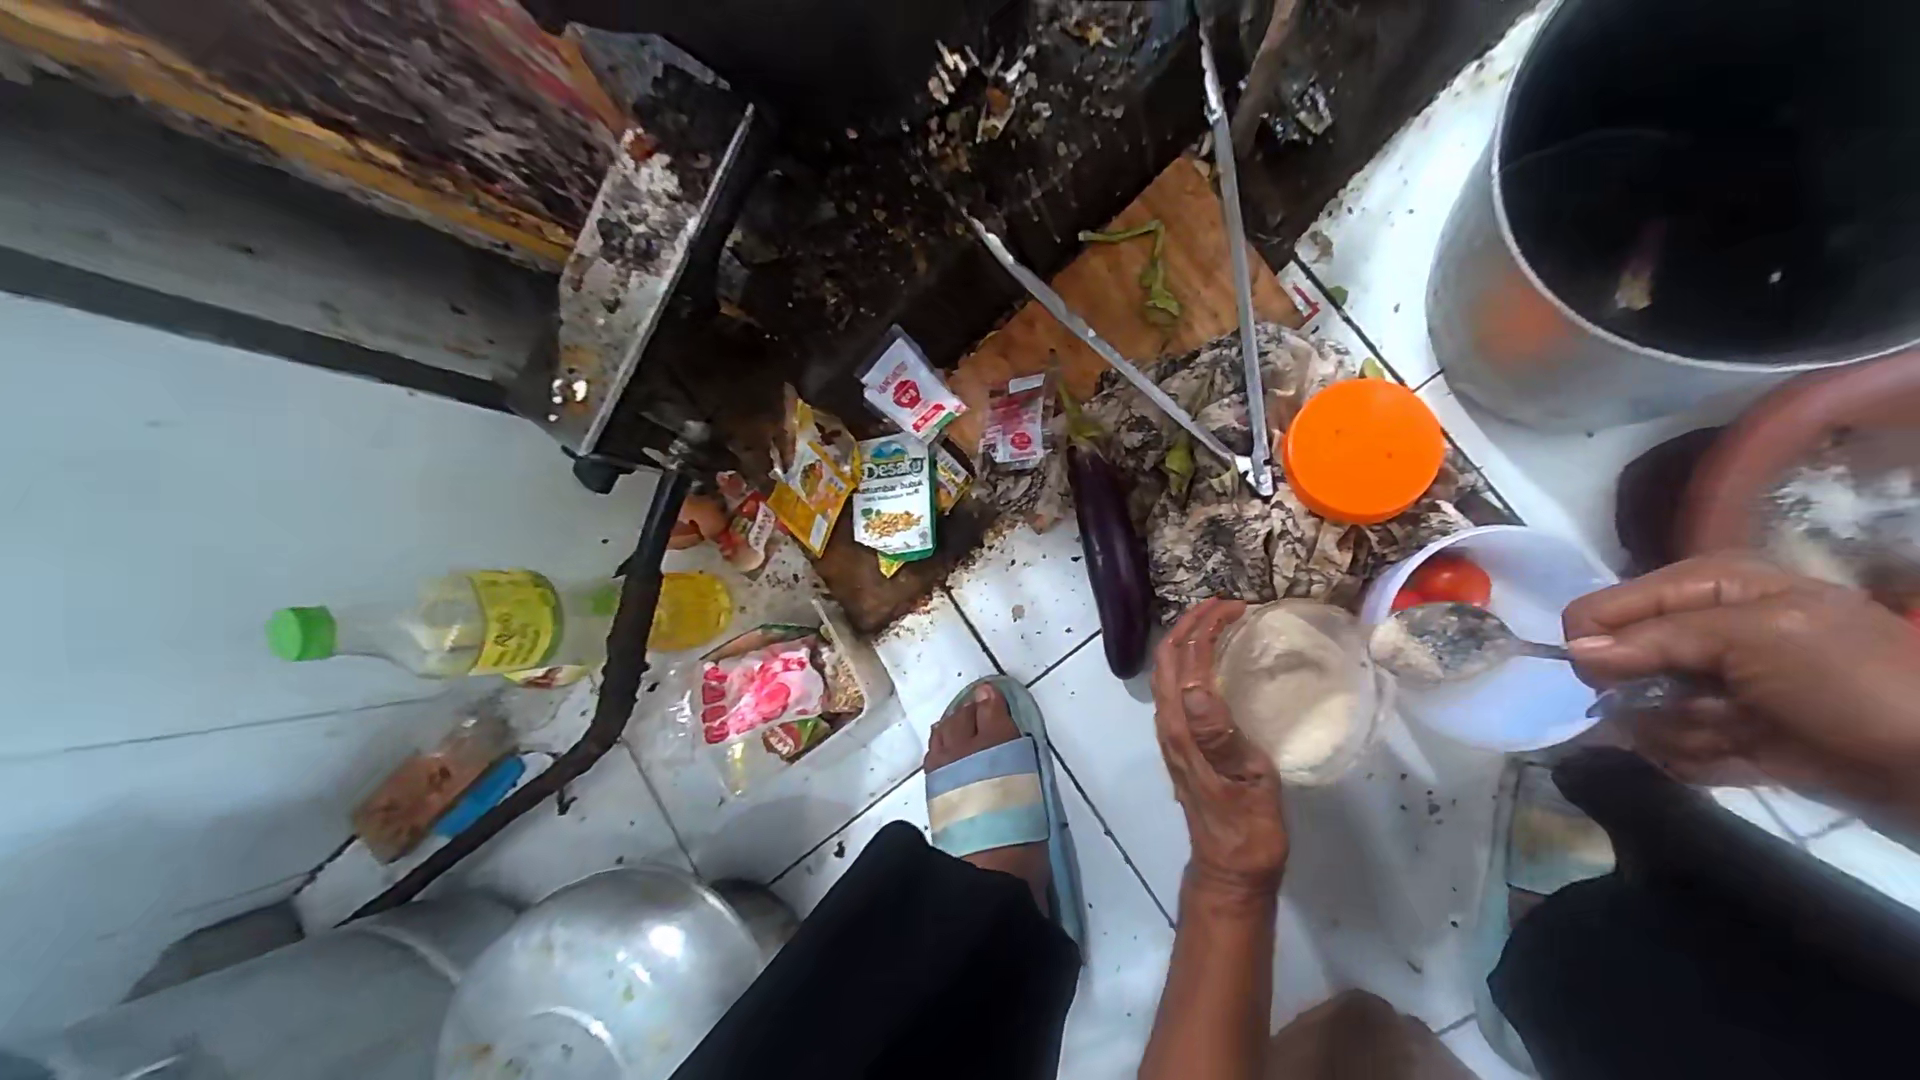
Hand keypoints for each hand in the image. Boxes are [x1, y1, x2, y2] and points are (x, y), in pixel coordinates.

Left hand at [1152, 598, 1288, 903]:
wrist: (1230, 867)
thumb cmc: (1245, 826)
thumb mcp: (1245, 781)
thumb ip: (1220, 734)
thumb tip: (1196, 687)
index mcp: (1184, 726)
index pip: (1185, 659)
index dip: (1205, 627)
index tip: (1235, 607)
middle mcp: (1170, 723)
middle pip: (1168, 659)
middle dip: (1190, 625)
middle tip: (1224, 606)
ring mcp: (1173, 732)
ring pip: (1169, 672)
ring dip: (1187, 641)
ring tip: (1217, 624)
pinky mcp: (1182, 741)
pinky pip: (1179, 688)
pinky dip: (1191, 663)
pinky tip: (1212, 663)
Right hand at [1563, 553, 1919, 812]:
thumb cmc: (1859, 686)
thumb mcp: (1759, 639)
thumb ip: (1656, 637)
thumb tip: (1572, 653)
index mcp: (1704, 587)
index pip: (1597, 612)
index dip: (1602, 647)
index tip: (1629, 678)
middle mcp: (1698, 627)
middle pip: (1612, 664)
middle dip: (1649, 695)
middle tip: (1710, 707)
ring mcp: (1709, 681)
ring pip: (1636, 710)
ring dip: (1681, 730)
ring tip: (1742, 735)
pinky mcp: (1721, 726)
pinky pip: (1669, 744)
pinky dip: (1700, 755)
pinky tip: (1749, 756)